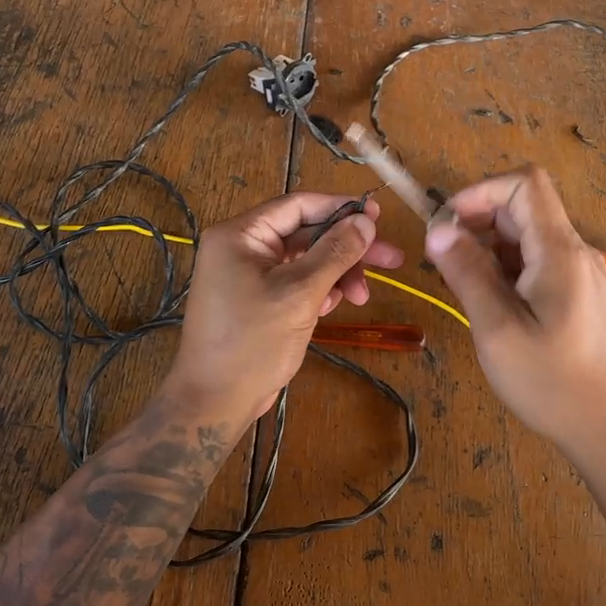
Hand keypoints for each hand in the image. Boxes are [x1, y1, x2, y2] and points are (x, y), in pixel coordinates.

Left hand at [170, 193, 404, 423]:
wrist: (215, 399)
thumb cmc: (253, 342)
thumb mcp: (300, 293)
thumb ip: (335, 253)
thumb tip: (365, 221)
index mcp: (240, 234)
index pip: (298, 205)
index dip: (340, 208)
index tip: (379, 217)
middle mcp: (241, 247)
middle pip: (305, 233)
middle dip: (346, 248)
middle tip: (391, 260)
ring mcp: (246, 274)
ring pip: (303, 259)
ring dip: (336, 273)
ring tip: (360, 297)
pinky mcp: (255, 298)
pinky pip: (294, 281)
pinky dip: (318, 290)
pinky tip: (332, 307)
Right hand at [423, 167, 605, 447]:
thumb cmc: (554, 384)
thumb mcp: (498, 330)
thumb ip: (467, 273)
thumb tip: (438, 228)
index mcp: (559, 251)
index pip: (524, 182)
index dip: (479, 191)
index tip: (445, 226)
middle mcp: (576, 253)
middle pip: (524, 208)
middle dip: (477, 223)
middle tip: (445, 265)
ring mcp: (583, 277)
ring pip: (529, 239)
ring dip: (489, 251)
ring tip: (464, 291)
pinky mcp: (582, 299)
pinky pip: (540, 265)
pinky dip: (508, 272)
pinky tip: (494, 309)